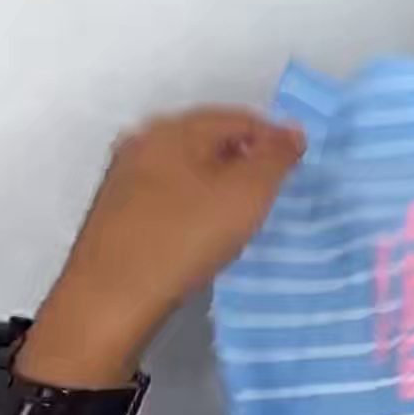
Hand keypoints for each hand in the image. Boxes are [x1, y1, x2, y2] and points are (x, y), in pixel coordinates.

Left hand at [20, 106, 304, 385]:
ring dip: (225, 180)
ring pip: (192, 165)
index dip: (275, 139)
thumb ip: (276, 157)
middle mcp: (144, 141)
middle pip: (212, 138)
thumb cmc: (187, 236)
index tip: (298, 169)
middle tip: (275, 190)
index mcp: (173, 128)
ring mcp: (127, 175)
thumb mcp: (249, 192)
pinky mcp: (121, 208)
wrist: (116, 295)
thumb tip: (293, 130)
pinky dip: (201, 198)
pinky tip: (211, 227)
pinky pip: (174, 189)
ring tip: (247, 212)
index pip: (239, 118)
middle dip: (249, 159)